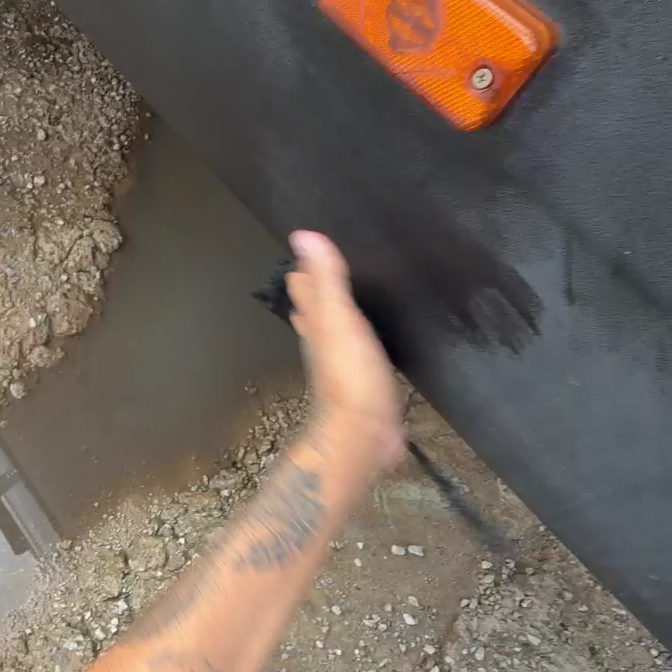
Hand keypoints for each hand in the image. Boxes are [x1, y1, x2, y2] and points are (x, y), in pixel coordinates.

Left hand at [287, 230, 405, 468]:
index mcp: (316, 325)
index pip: (305, 290)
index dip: (304, 271)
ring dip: (334, 316)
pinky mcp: (363, 384)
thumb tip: (303, 237)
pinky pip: (359, 354)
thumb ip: (327, 280)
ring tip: (341, 300)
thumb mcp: (338, 320)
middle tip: (316, 271)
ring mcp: (341, 366)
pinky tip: (368, 342)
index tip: (303, 249)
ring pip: (334, 332)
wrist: (362, 434)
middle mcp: (323, 343)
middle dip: (314, 292)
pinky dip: (360, 342)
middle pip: (314, 311)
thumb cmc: (349, 375)